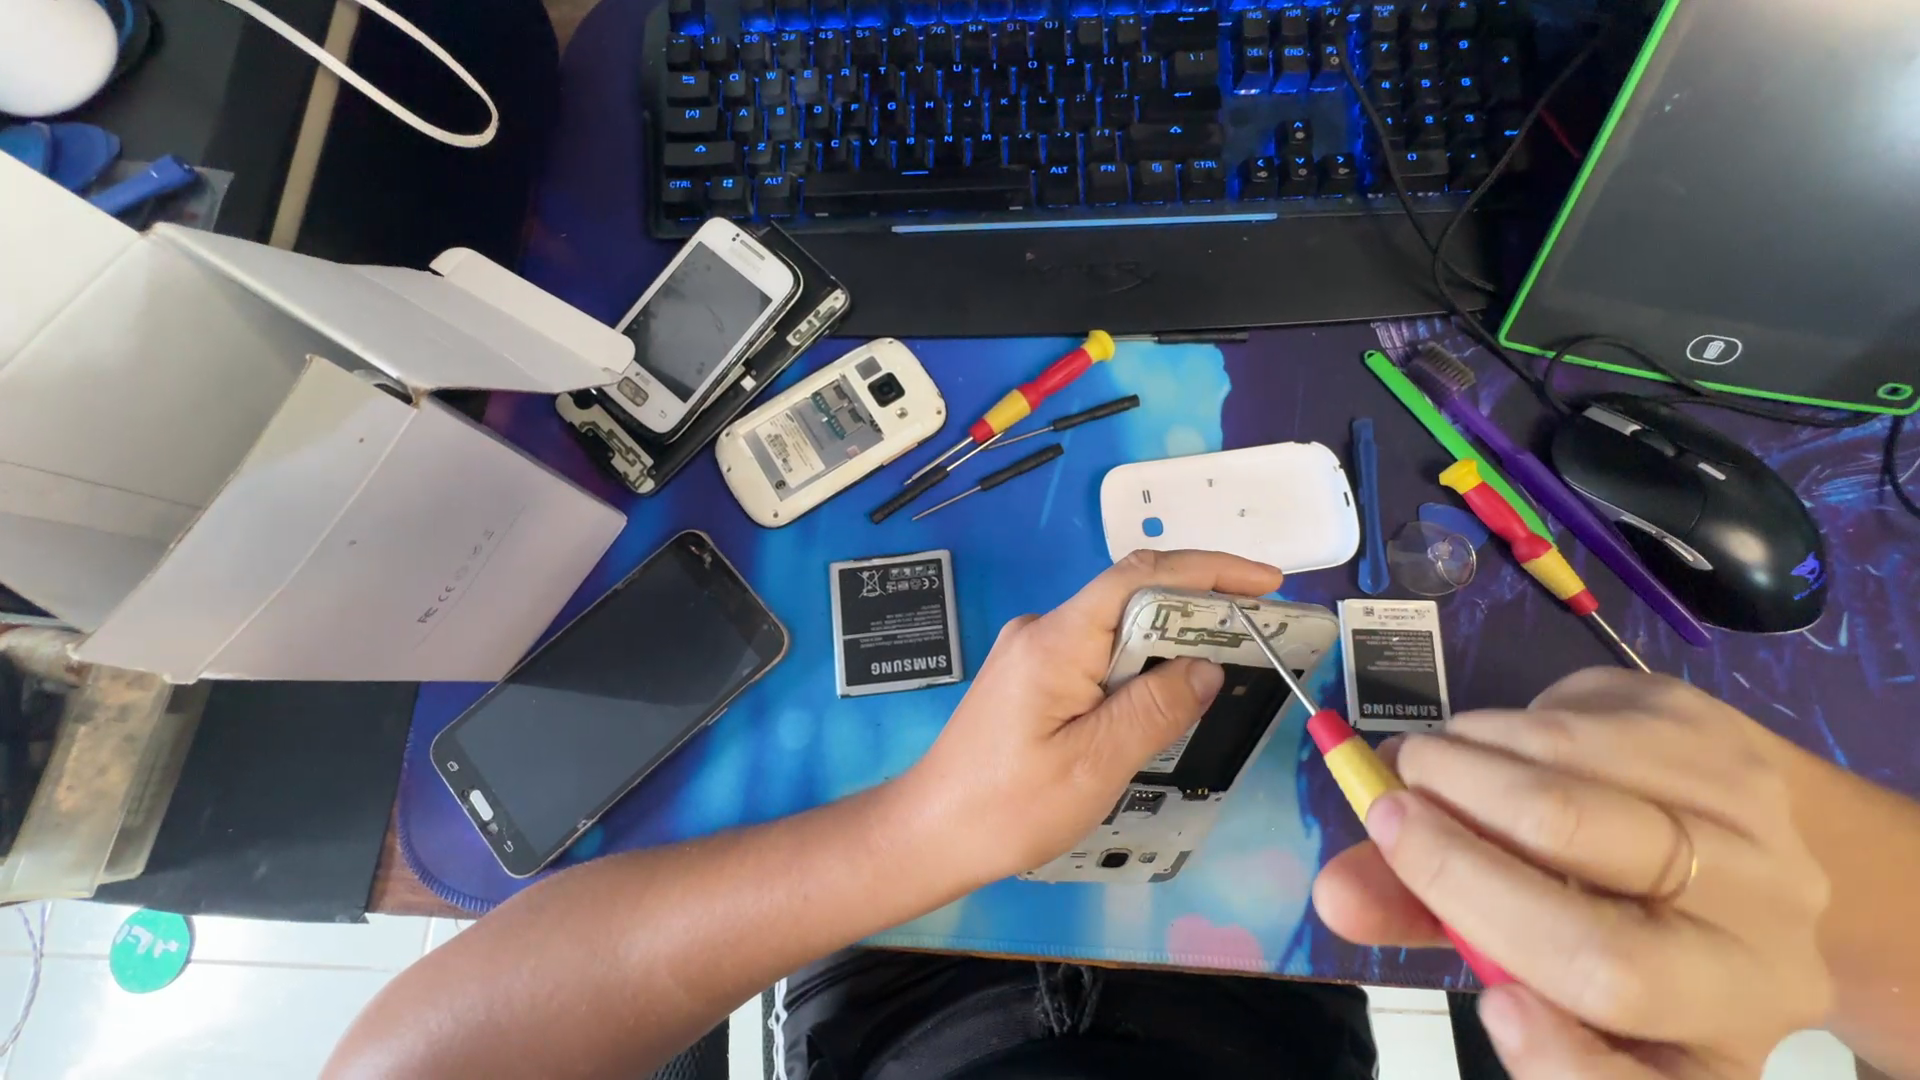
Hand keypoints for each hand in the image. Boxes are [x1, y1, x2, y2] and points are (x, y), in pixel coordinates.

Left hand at [895, 550, 1283, 884]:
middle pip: (1131, 600)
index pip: (1138, 576)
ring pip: (1116, 631)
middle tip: (1262, 639)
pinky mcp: (1031, 677)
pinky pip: (1096, 657)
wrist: (932, 831)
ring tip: (1224, 673)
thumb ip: (1155, 708)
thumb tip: (1207, 667)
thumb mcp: (1095, 763)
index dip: (1207, 569)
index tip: (1264, 582)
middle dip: (1199, 610)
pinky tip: (1163, 701)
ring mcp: (1033, 652)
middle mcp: (1043, 630)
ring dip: (1169, 645)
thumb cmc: (1009, 805)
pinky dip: (1138, 669)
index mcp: (1056, 638)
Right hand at [1313, 669, 1831, 1077]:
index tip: (1495, 1007)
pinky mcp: (1727, 761)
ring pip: (1573, 820)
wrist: (1715, 800)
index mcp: (1700, 1042)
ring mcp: (1758, 864)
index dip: (1572, 1065)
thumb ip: (1415, 907)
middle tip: (1385, 812)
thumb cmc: (1596, 881)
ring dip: (1458, 776)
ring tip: (1416, 763)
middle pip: (1603, 958)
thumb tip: (1333, 893)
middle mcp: (1759, 975)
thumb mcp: (1504, 914)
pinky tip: (1472, 737)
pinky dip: (1487, 732)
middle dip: (1457, 871)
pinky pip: (1573, 740)